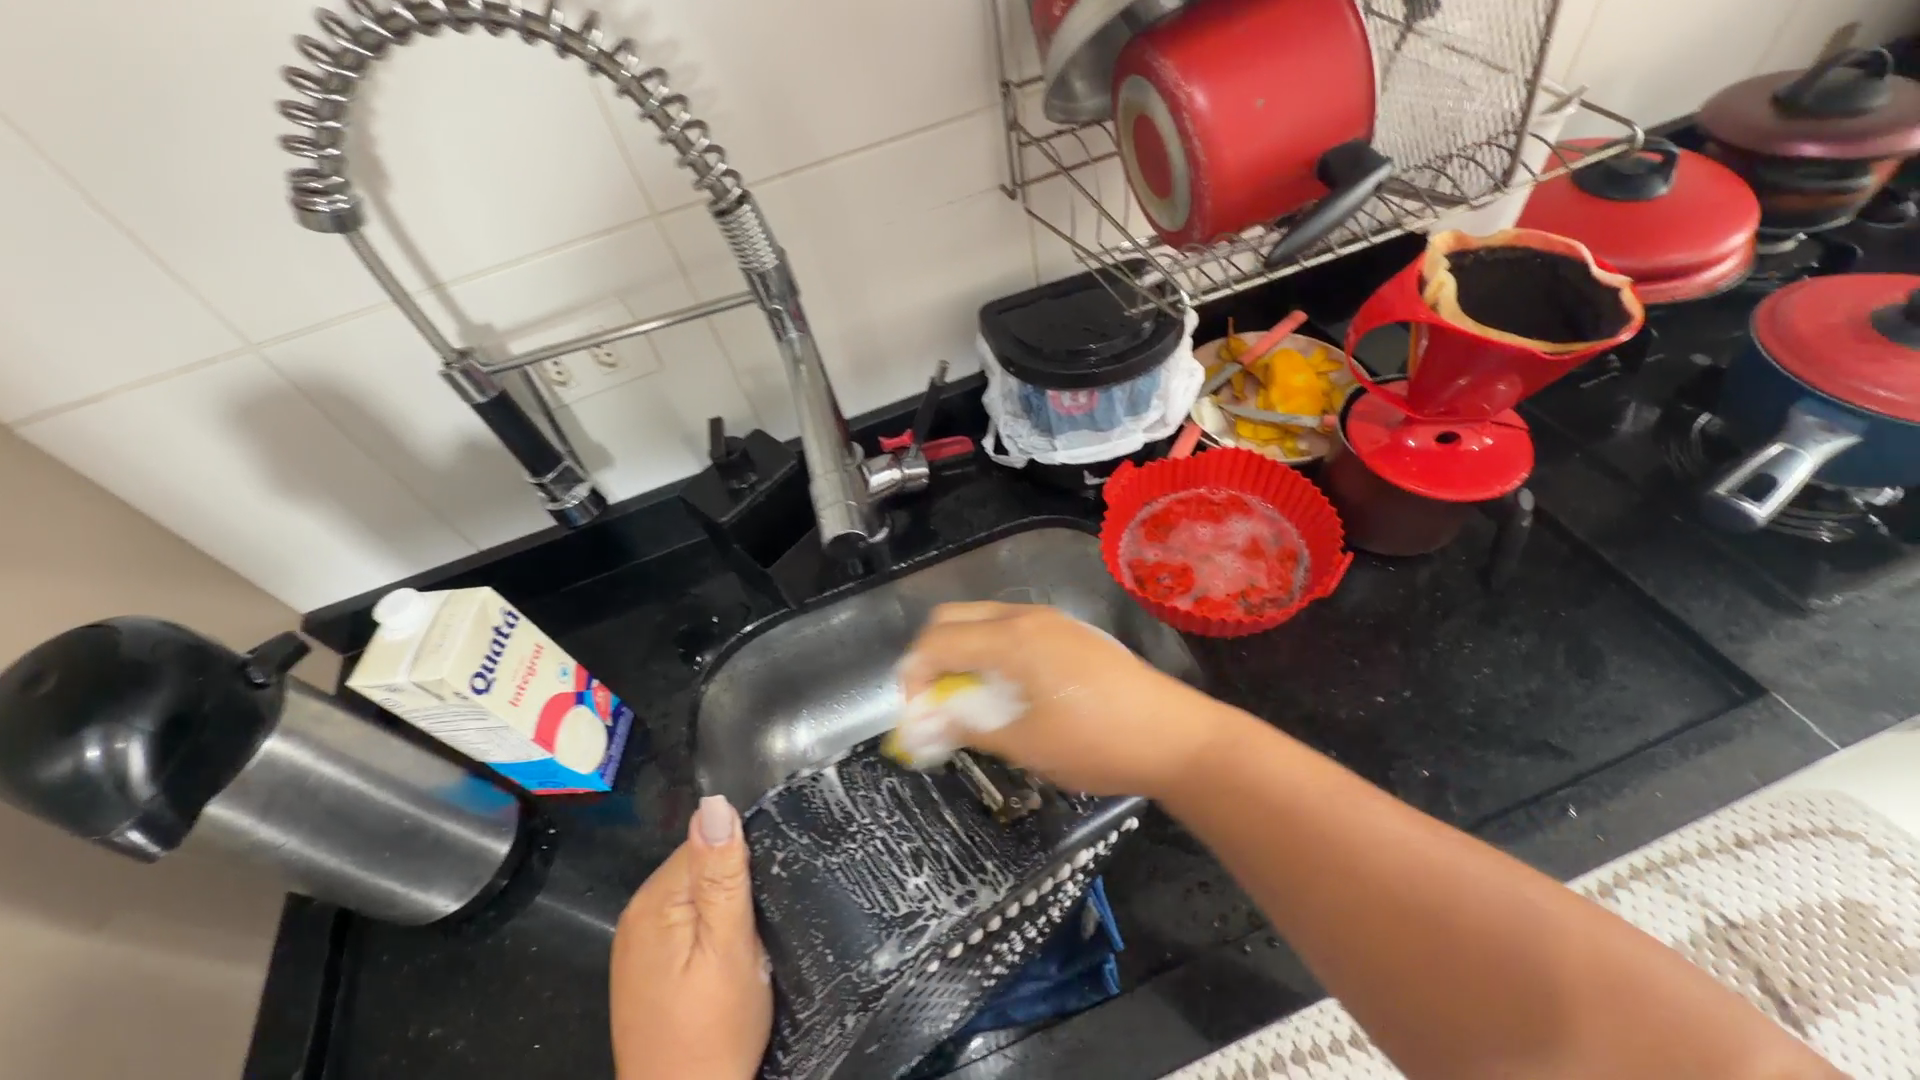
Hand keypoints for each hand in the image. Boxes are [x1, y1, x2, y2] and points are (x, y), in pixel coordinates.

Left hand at [609, 795, 771, 1079]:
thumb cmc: (714, 1030)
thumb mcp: (730, 950)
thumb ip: (723, 877)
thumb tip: (716, 805)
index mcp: (655, 901)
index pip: (705, 843)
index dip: (742, 860)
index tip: (768, 889)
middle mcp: (637, 912)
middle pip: (698, 865)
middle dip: (734, 882)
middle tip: (762, 923)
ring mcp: (637, 942)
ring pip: (693, 893)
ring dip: (724, 906)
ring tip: (750, 939)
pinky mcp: (645, 965)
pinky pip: (684, 922)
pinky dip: (709, 929)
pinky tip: (726, 957)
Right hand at [897, 602, 1233, 797]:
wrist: (1178, 738)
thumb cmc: (1097, 743)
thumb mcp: (1024, 743)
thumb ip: (965, 726)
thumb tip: (917, 726)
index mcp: (1011, 638)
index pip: (936, 640)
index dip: (913, 677)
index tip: (917, 717)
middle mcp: (1027, 617)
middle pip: (953, 620)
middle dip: (932, 659)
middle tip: (937, 705)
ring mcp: (1052, 622)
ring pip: (983, 623)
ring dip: (963, 656)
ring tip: (972, 704)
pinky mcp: (1070, 635)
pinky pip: (1011, 632)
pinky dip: (991, 655)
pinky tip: (1009, 694)